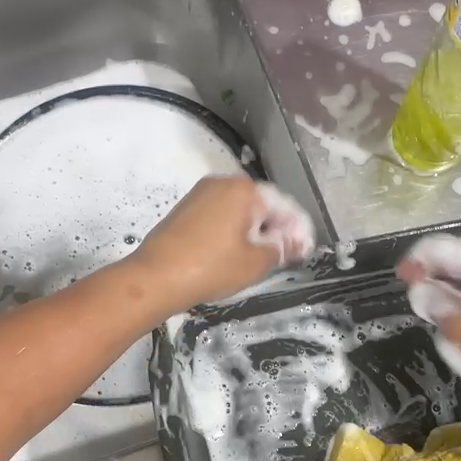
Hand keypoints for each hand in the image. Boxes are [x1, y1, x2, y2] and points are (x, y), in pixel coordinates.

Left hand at [124, 176, 315, 309]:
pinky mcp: (184, 210)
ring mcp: (200, 194)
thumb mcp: (254, 263)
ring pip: (238, 211)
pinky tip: (233, 254)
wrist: (155, 277)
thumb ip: (281, 249)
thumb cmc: (210, 268)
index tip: (305, 250)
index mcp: (245, 190)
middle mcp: (222, 183)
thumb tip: (293, 243)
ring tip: (260, 259)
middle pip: (261, 205)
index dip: (299, 230)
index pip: (284, 206)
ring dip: (253, 231)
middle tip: (285, 255)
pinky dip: (231, 232)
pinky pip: (218, 217)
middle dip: (276, 229)